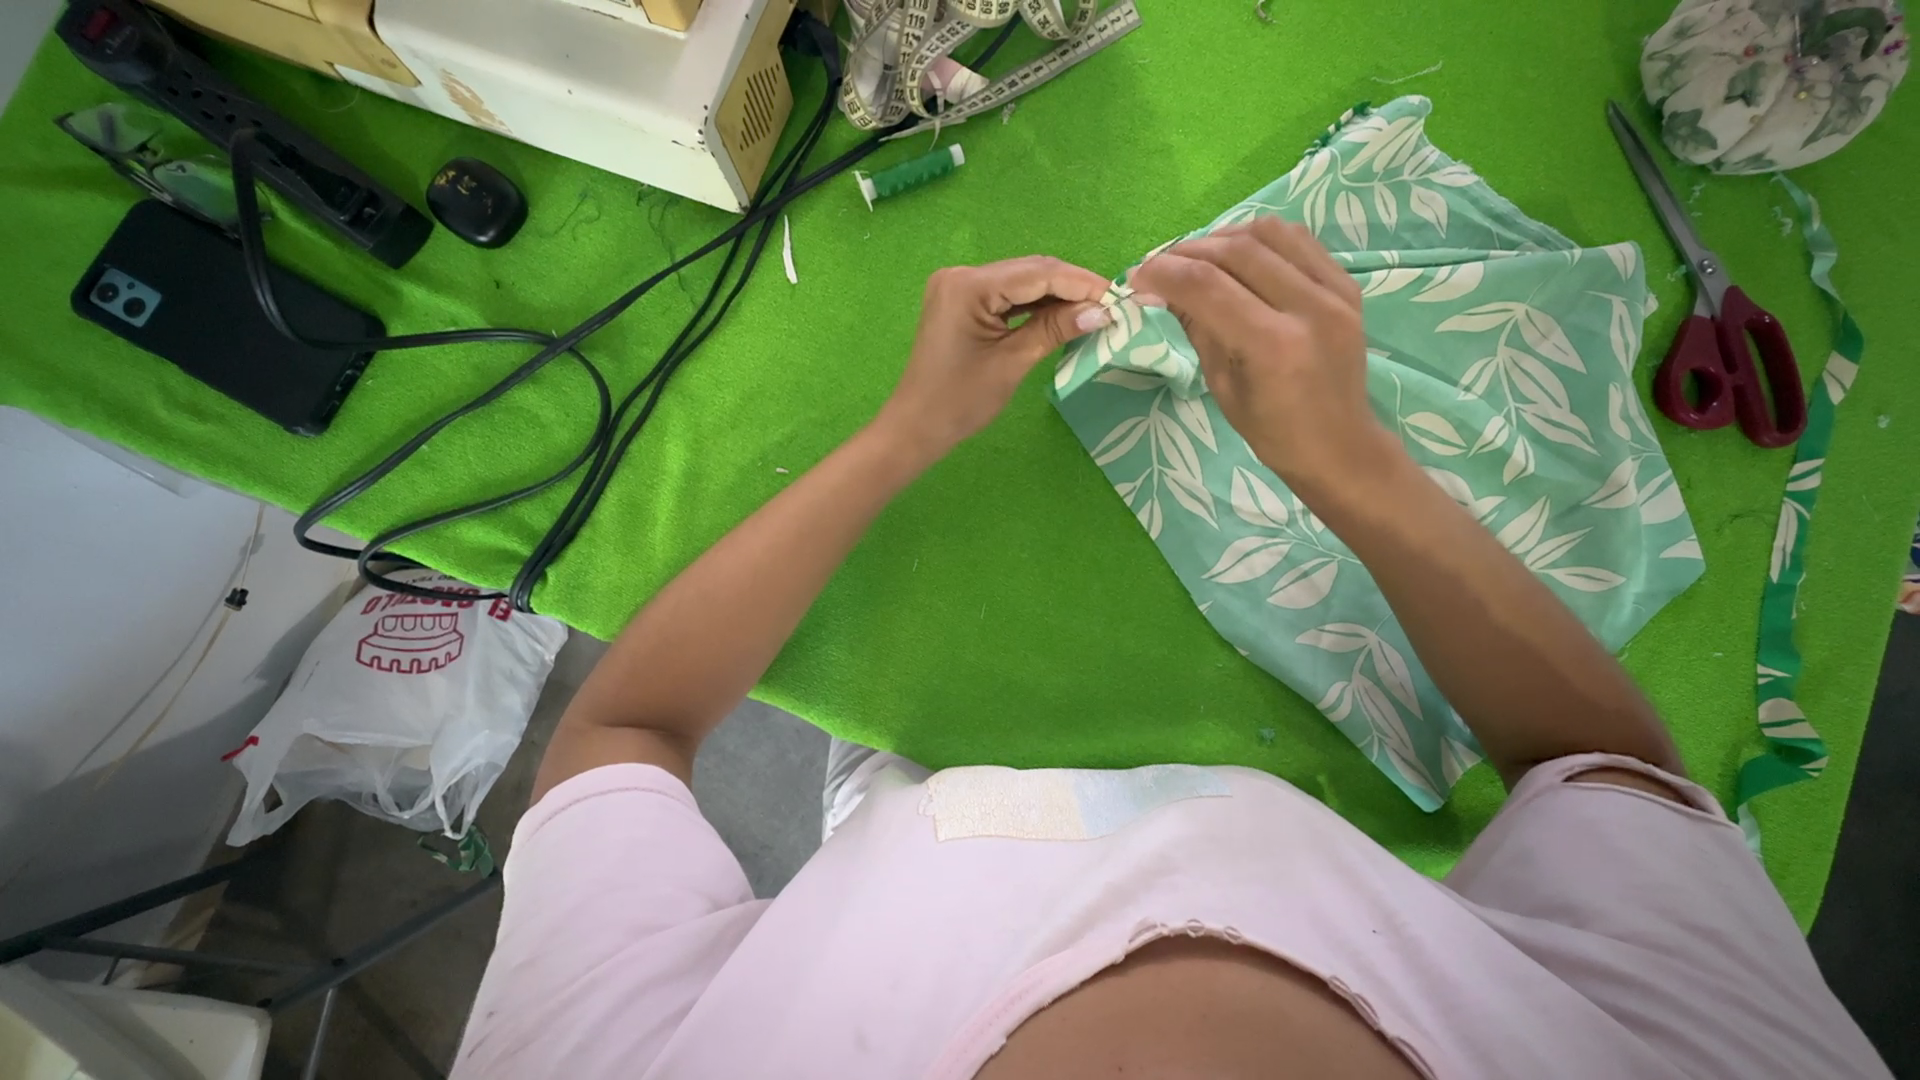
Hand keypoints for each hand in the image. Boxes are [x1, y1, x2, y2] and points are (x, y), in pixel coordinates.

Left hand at [874, 255, 1111, 460]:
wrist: (917, 426)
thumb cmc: (960, 401)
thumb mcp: (1012, 362)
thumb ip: (1055, 329)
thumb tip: (1102, 311)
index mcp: (969, 286)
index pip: (1038, 274)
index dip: (1081, 284)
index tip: (1118, 299)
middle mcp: (962, 275)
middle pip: (1030, 271)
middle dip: (1072, 287)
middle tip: (1111, 307)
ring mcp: (959, 286)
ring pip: (1021, 281)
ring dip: (1056, 295)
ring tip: (1094, 312)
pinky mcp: (961, 301)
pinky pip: (1007, 296)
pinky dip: (1035, 305)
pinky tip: (1062, 315)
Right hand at [1129, 219, 1400, 494]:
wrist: (1339, 446)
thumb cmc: (1273, 432)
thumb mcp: (1222, 385)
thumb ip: (1197, 329)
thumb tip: (1160, 290)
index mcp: (1273, 346)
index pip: (1207, 287)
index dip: (1163, 273)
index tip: (1136, 277)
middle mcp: (1308, 308)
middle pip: (1236, 252)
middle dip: (1187, 252)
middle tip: (1159, 265)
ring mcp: (1335, 292)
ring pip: (1268, 234)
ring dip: (1222, 237)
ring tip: (1197, 256)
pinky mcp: (1347, 285)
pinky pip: (1298, 240)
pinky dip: (1259, 239)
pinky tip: (1237, 255)